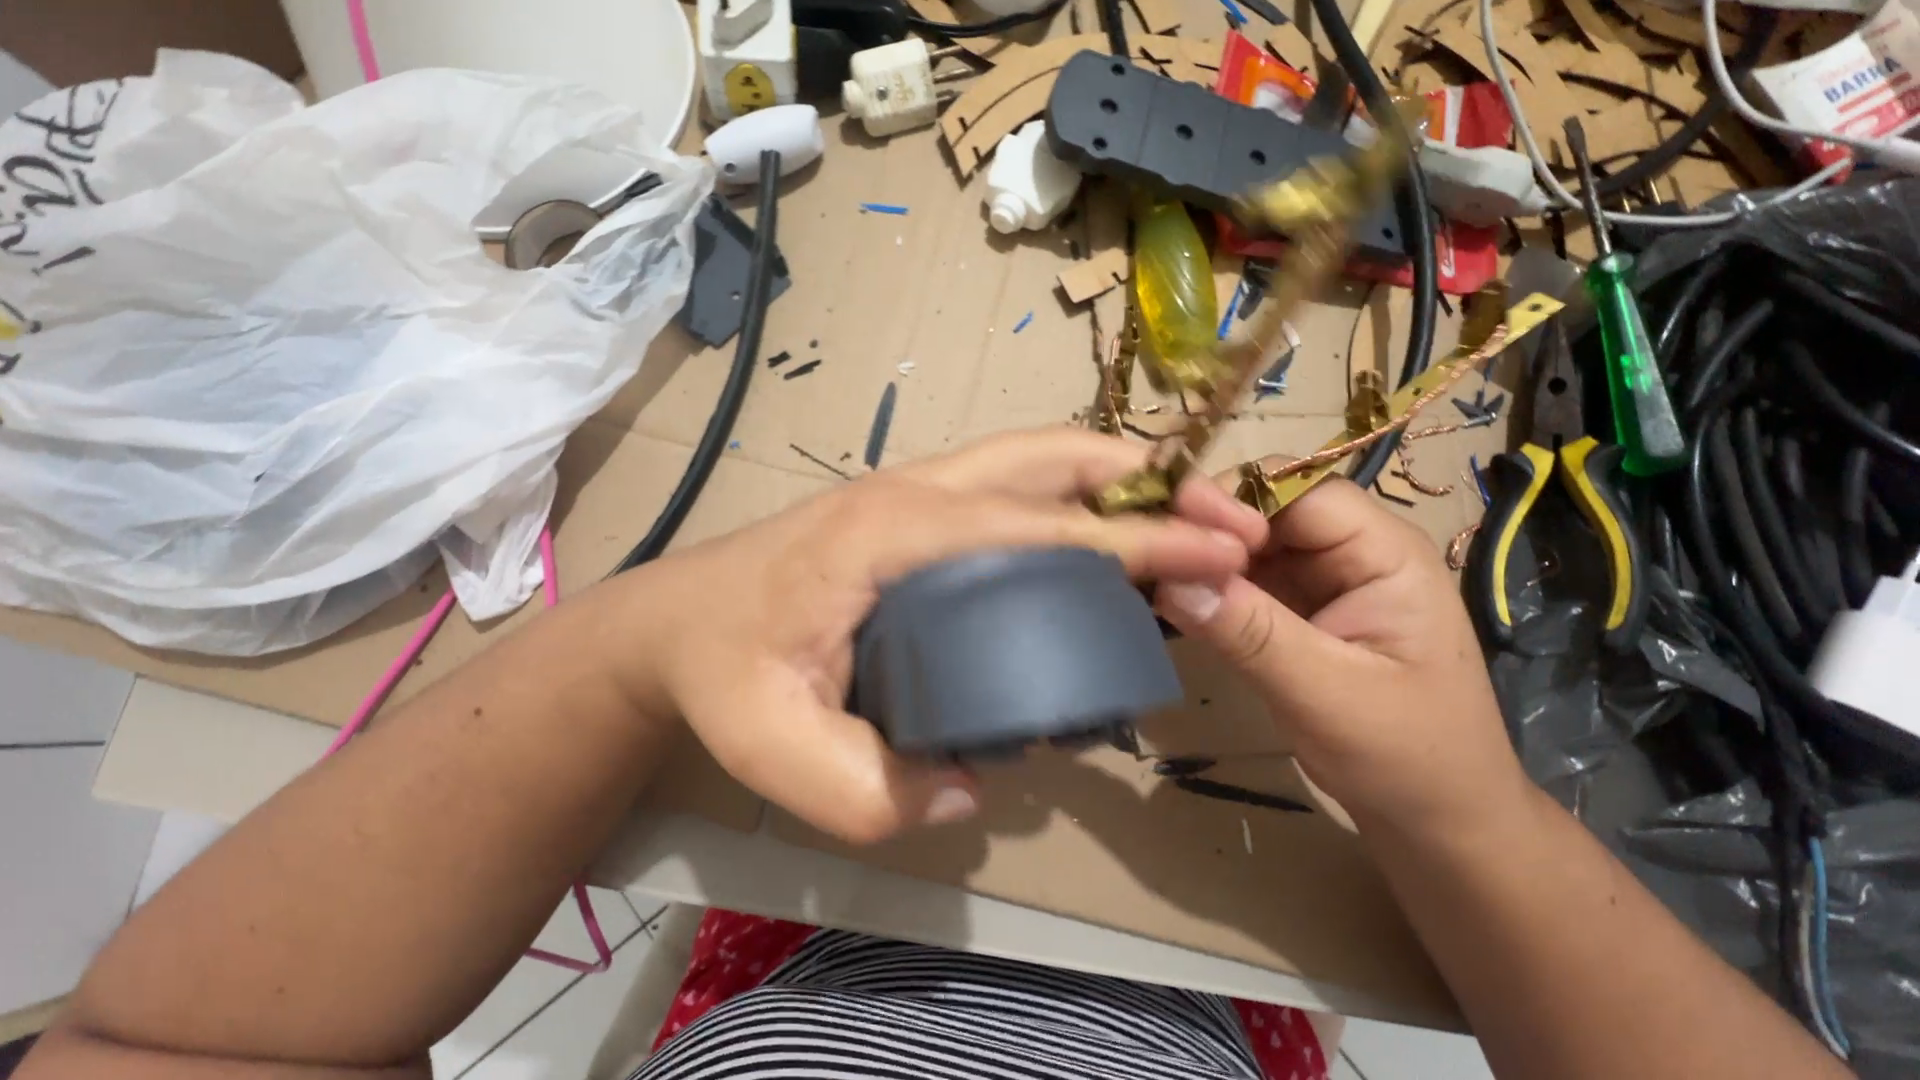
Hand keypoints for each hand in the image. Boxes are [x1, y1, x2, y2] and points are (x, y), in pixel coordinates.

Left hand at [626, 428, 1268, 843]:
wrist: (668, 624)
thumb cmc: (721, 677)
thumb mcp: (779, 756)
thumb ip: (874, 793)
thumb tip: (975, 792)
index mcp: (890, 532)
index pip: (1037, 525)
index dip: (1134, 541)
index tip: (1219, 556)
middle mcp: (912, 490)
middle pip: (1050, 456)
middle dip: (1148, 478)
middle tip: (1225, 520)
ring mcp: (912, 489)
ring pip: (1035, 456)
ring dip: (1118, 474)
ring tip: (1188, 521)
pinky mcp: (912, 506)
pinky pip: (1013, 481)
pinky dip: (1078, 492)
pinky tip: (1107, 538)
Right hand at [1155, 474, 1530, 837]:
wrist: (1439, 820)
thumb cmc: (1407, 758)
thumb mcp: (1326, 696)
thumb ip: (1250, 633)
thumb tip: (1170, 577)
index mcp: (1385, 553)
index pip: (1300, 492)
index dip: (1236, 504)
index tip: (1175, 534)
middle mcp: (1352, 553)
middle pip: (1267, 511)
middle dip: (1208, 528)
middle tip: (1145, 555)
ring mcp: (1324, 583)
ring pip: (1248, 547)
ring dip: (1200, 558)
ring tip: (1143, 573)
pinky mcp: (1299, 613)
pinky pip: (1245, 584)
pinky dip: (1208, 589)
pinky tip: (1167, 601)